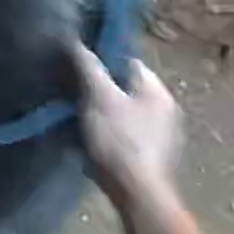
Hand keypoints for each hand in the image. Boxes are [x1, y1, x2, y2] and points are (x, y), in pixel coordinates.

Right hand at [70, 43, 182, 220]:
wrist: (135, 190)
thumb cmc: (118, 138)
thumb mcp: (98, 96)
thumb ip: (88, 66)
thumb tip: (76, 42)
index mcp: (157, 91)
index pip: (126, 61)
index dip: (100, 59)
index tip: (75, 64)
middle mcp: (163, 108)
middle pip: (122, 84)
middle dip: (96, 84)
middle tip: (70, 86)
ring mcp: (157, 132)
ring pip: (120, 106)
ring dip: (98, 105)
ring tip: (73, 108)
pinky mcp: (147, 150)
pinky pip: (121, 126)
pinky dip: (104, 124)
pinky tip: (87, 130)